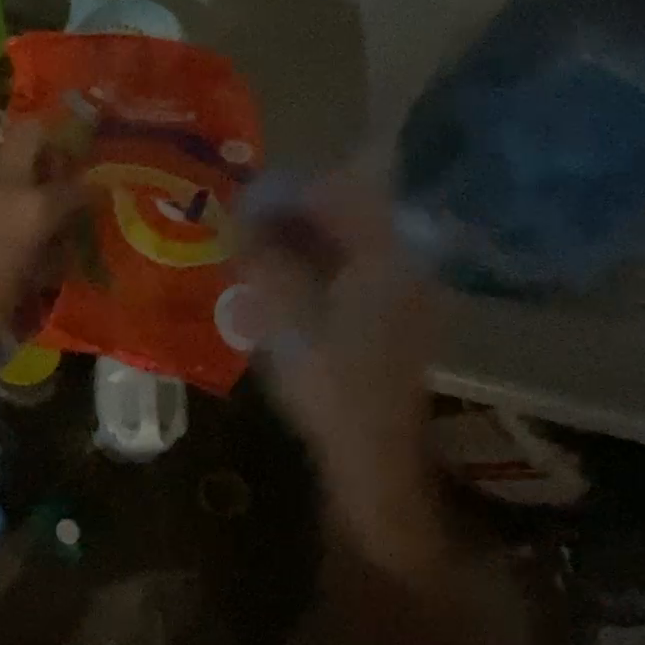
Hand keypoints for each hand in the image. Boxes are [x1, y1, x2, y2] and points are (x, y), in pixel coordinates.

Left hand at [0, 119, 87, 376]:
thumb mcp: (36, 276)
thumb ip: (54, 242)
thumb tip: (64, 227)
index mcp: (33, 206)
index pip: (74, 184)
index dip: (88, 191)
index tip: (91, 197)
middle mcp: (0, 183)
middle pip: (29, 134)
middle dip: (47, 146)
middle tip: (53, 171)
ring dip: (14, 168)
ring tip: (19, 199)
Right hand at [245, 173, 445, 570]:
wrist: (371, 454)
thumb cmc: (326, 381)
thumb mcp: (281, 313)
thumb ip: (263, 257)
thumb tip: (243, 216)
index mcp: (383, 256)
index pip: (338, 192)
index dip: (286, 190)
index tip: (242, 201)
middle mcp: (404, 264)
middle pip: (346, 216)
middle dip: (290, 215)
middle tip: (240, 229)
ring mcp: (404, 294)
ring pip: (347, 245)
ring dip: (300, 243)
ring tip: (251, 256)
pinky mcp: (393, 321)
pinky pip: (351, 273)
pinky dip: (314, 269)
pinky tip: (280, 287)